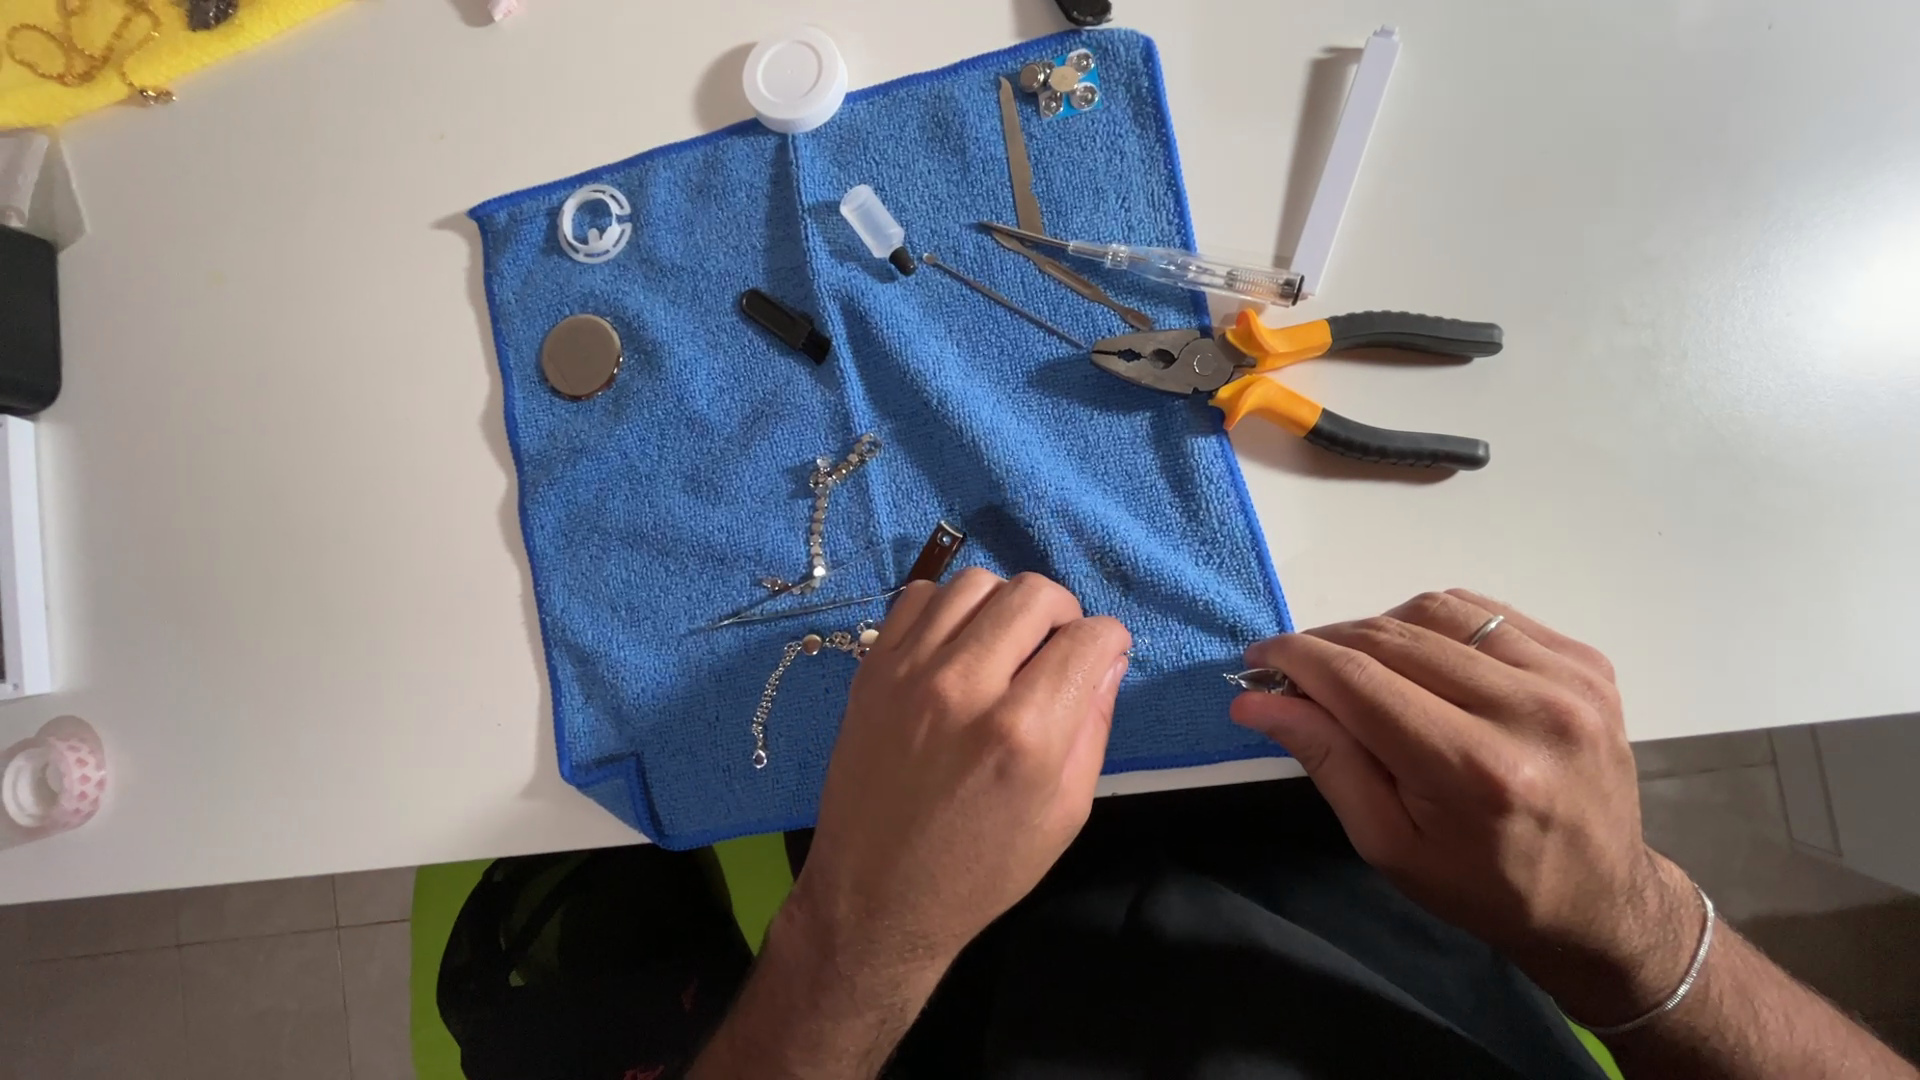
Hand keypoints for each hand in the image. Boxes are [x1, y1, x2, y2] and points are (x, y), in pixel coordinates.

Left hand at [782, 569, 1131, 978]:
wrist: (876, 894)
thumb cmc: (983, 867)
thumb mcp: (1066, 813)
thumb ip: (1094, 724)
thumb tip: (1108, 655)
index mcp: (1024, 732)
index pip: (1088, 637)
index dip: (1108, 639)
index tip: (1101, 653)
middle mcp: (966, 686)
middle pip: (1034, 593)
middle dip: (1064, 611)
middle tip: (1057, 647)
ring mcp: (910, 670)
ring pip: (976, 582)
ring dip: (1006, 604)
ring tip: (1005, 643)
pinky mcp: (871, 667)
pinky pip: (919, 595)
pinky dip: (949, 607)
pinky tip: (956, 643)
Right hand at [1231, 589, 1698, 1024]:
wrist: (1602, 902)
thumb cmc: (1479, 884)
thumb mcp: (1383, 840)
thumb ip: (1323, 757)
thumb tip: (1253, 700)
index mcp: (1475, 770)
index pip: (1357, 679)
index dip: (1294, 658)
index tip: (1256, 660)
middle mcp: (1529, 711)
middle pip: (1388, 638)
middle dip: (1324, 644)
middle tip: (1294, 669)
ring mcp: (1567, 679)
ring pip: (1430, 611)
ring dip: (1375, 630)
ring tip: (1359, 667)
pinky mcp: (1585, 662)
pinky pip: (1477, 611)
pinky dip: (1428, 624)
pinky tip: (1418, 659)